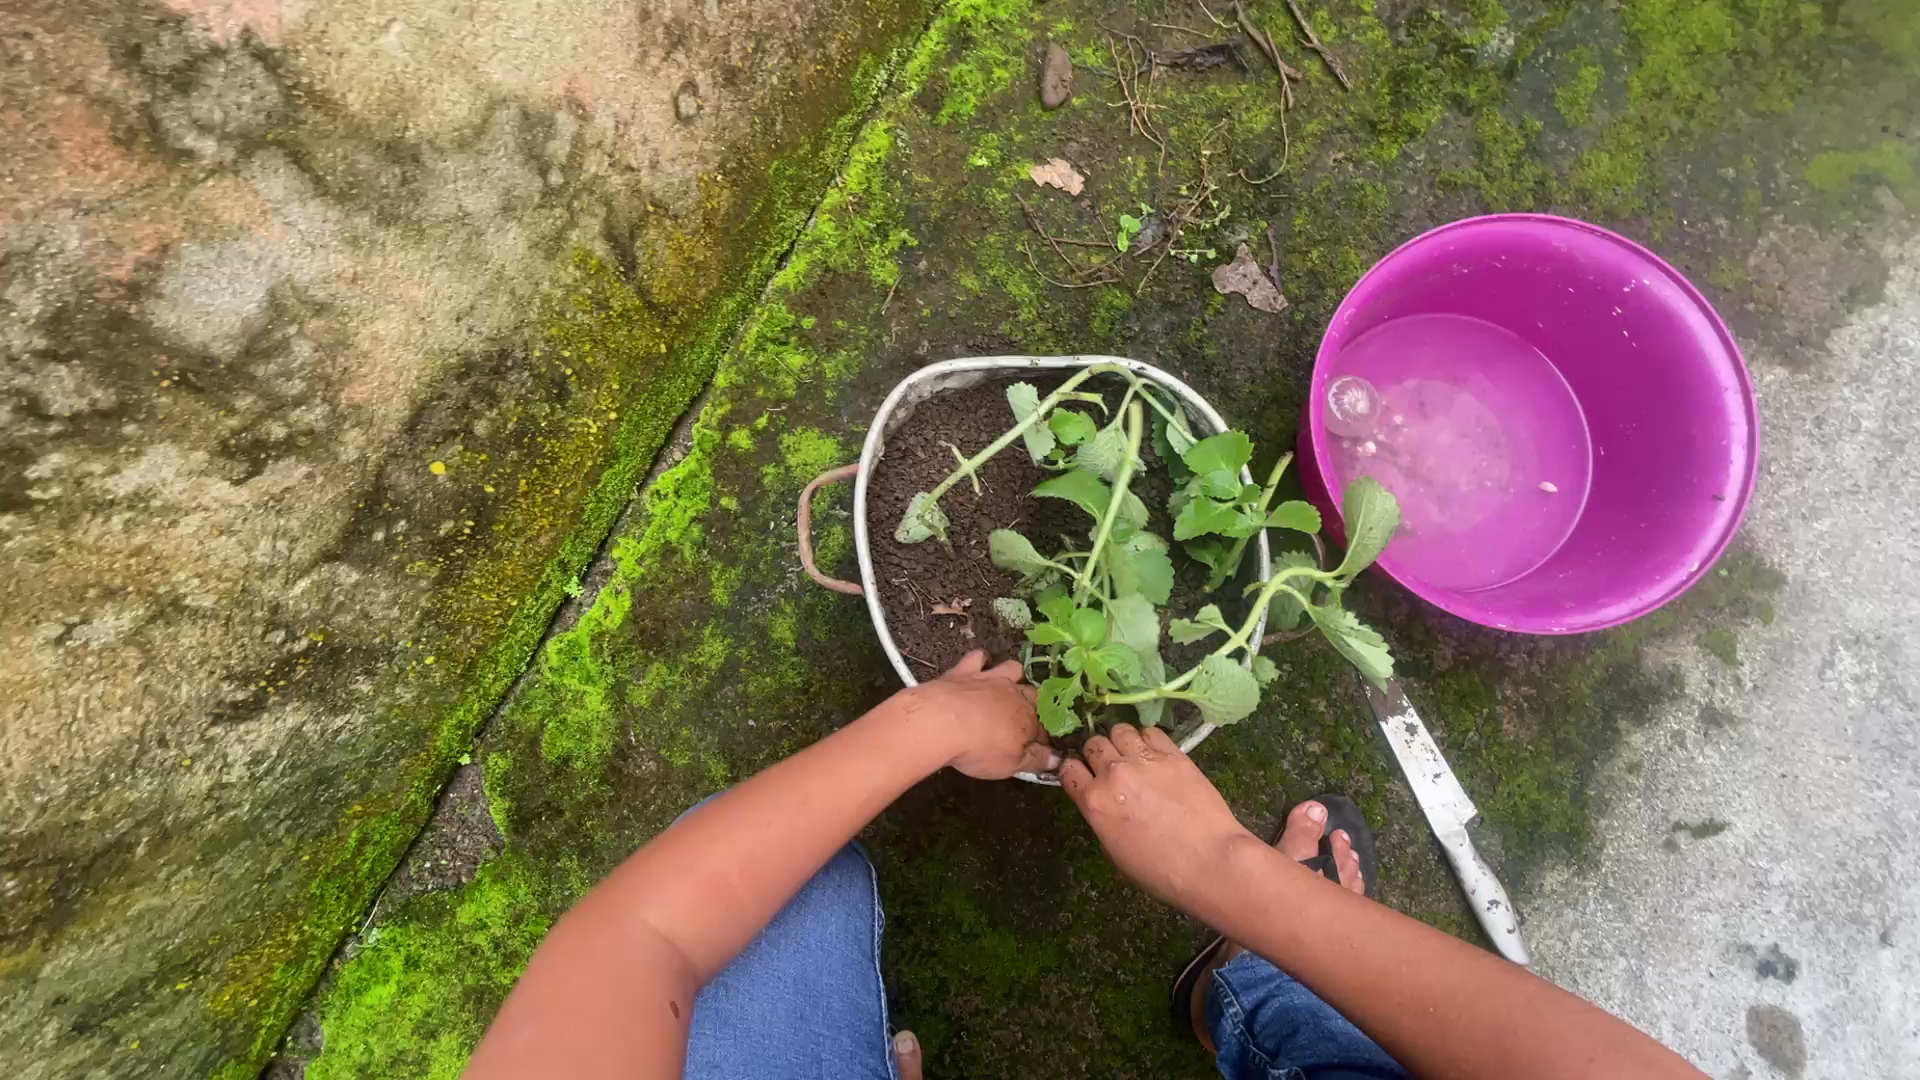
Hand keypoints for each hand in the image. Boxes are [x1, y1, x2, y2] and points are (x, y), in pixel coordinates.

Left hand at [893, 650, 1058, 779]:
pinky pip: (979, 657)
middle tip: (1029, 717)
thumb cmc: (978, 748)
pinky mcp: (966, 670)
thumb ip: (1034, 760)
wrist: (940, 722)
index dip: (1044, 739)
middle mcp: (1014, 694)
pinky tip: (979, 665)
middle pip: (1034, 695)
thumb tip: (1056, 759)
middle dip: (1036, 705)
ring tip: (1010, 686)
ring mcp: (990, 678)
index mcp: (1028, 719)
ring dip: (1015, 676)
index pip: (1044, 729)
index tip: (1042, 748)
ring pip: (1013, 668)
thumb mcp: (1009, 765)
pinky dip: (981, 660)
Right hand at [1060, 724, 1259, 914]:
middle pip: (1092, 743)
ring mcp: (1143, 760)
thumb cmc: (1161, 871)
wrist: (1211, 862)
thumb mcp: (1115, 853)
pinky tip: (1155, 754)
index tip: (1084, 775)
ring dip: (1122, 742)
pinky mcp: (1172, 753)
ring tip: (1133, 756)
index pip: (1068, 768)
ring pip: (1119, 730)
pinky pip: (1150, 732)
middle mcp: (1113, 773)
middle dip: (1098, 754)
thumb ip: (1102, 818)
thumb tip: (1103, 802)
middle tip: (1112, 767)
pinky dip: (1148, 740)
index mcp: (1094, 801)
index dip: (1075, 770)